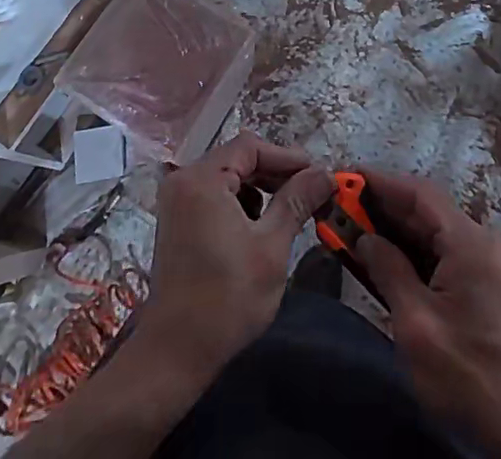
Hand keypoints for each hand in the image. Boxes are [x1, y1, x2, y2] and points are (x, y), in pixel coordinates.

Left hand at [136, 132, 334, 377]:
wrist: (176, 353)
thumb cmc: (227, 297)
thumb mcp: (271, 246)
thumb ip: (297, 202)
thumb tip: (324, 173)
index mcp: (202, 179)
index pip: (251, 148)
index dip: (288, 158)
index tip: (318, 175)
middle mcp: (183, 181)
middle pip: (238, 159)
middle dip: (276, 174)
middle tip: (311, 193)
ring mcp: (177, 202)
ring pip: (228, 178)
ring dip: (261, 190)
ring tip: (291, 211)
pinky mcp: (178, 222)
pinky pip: (216, 196)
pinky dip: (242, 204)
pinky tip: (262, 227)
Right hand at [357, 172, 500, 458]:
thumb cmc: (469, 377)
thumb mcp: (416, 325)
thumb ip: (389, 271)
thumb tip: (365, 238)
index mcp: (471, 243)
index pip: (420, 194)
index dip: (380, 181)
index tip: (345, 176)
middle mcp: (485, 242)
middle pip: (428, 210)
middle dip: (384, 206)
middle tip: (343, 207)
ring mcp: (492, 263)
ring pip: (437, 231)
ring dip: (398, 229)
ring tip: (357, 229)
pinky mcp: (492, 284)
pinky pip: (448, 252)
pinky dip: (417, 251)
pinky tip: (390, 259)